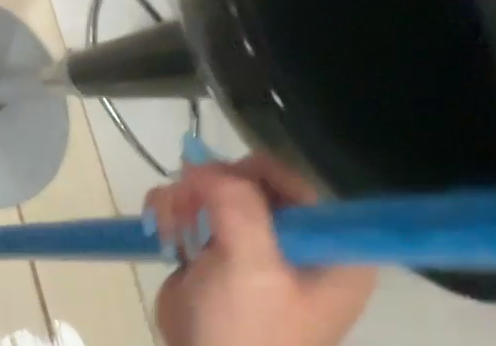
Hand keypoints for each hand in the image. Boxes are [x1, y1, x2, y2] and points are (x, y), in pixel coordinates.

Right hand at [146, 153, 376, 345]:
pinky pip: (189, 205)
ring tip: (172, 227)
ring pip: (212, 190)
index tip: (217, 182)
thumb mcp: (252, 269)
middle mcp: (297, 244)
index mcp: (331, 253)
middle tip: (187, 206)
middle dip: (209, 188)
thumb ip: (240, 210)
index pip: (299, 186)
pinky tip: (164, 231)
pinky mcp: (214, 248)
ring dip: (183, 199)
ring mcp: (253, 245)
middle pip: (249, 182)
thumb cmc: (247, 329)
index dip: (256, 175)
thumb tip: (208, 166)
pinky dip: (170, 209)